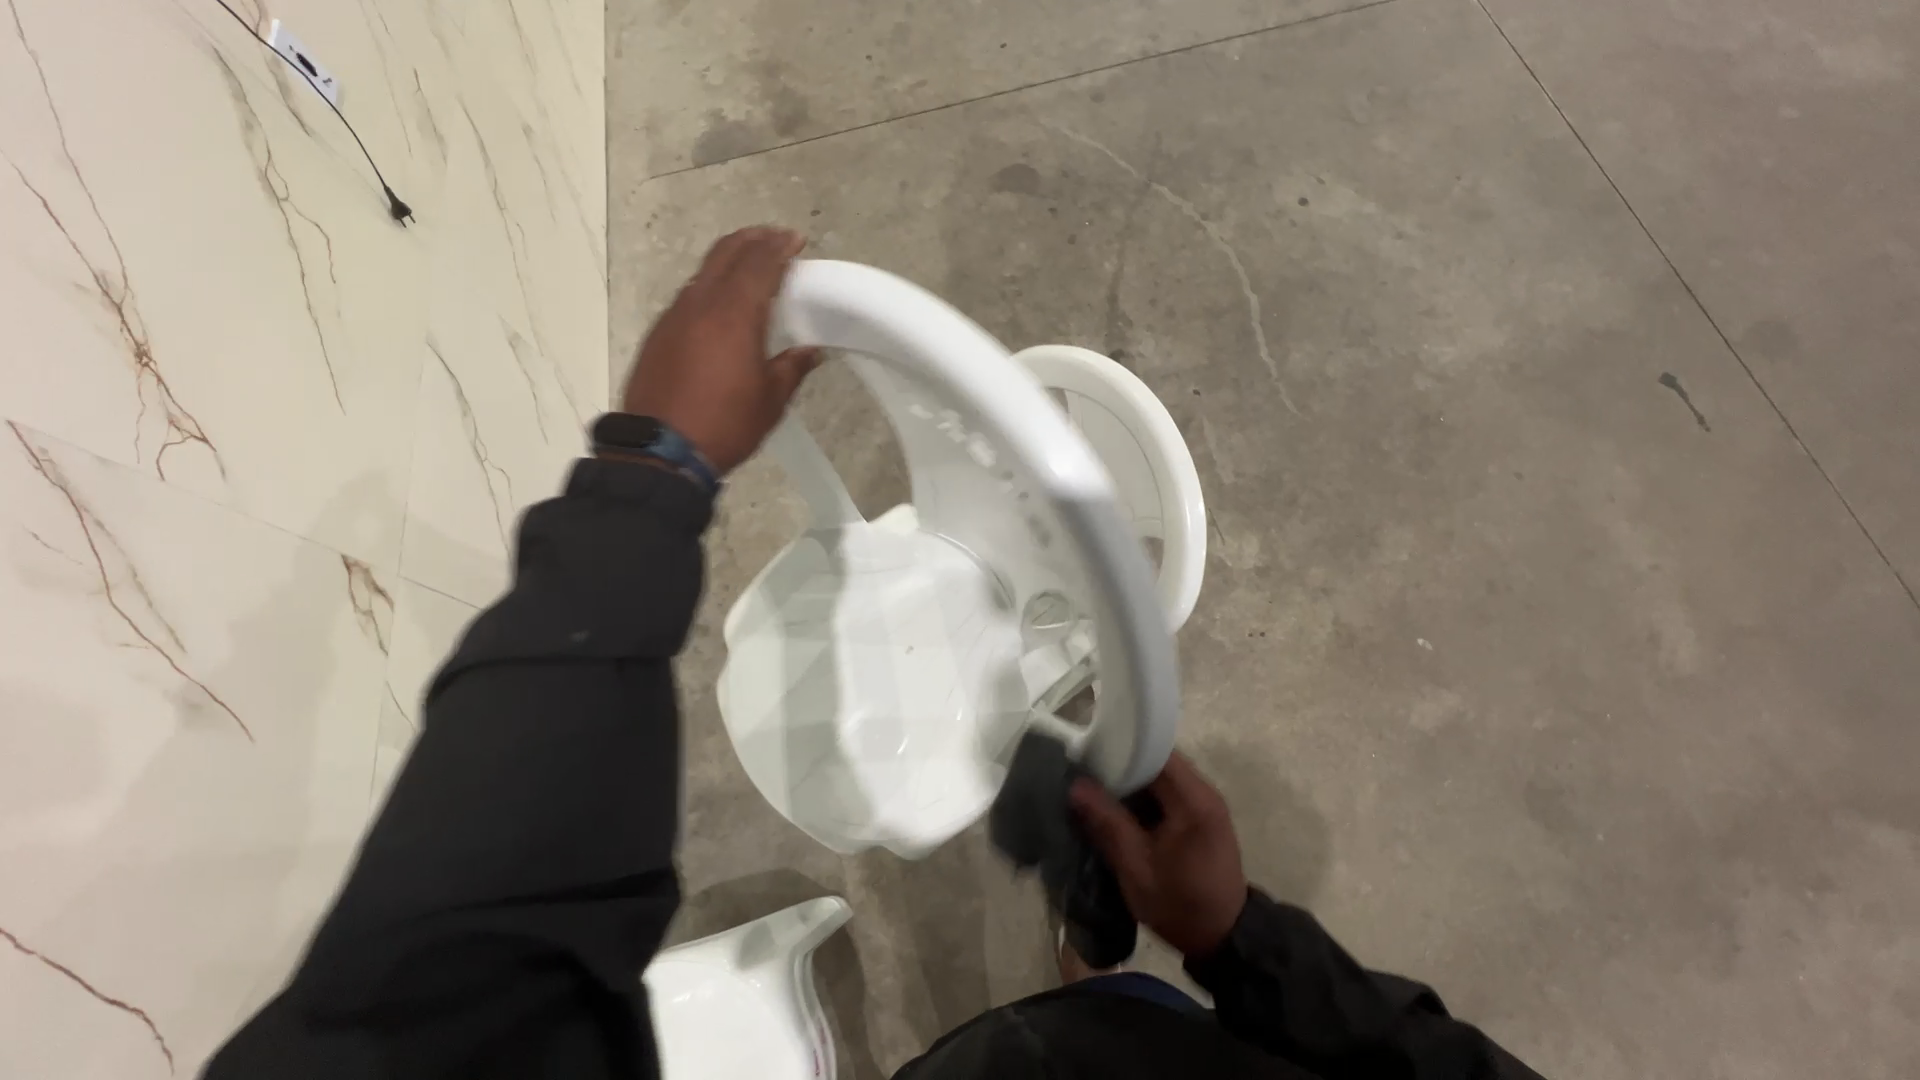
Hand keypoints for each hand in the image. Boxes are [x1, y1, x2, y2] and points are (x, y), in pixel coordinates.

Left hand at [620, 227, 822, 473]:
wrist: (660, 452)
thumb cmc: (725, 425)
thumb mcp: (770, 401)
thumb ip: (791, 368)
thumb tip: (810, 351)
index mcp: (735, 315)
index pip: (759, 264)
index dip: (779, 247)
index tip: (795, 240)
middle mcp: (701, 304)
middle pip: (726, 254)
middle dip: (752, 240)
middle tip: (773, 239)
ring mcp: (674, 317)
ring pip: (704, 273)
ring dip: (729, 262)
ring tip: (750, 269)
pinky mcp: (658, 335)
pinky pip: (689, 297)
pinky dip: (710, 287)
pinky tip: (720, 306)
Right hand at [1071, 752, 1248, 958]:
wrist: (1223, 939)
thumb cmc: (1180, 905)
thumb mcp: (1136, 867)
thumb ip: (1107, 823)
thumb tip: (1075, 786)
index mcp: (1194, 800)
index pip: (1155, 752)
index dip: (1121, 748)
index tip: (1088, 755)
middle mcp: (1204, 793)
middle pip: (1158, 762)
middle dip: (1121, 766)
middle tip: (1085, 774)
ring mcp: (1204, 805)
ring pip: (1160, 778)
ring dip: (1130, 783)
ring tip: (1095, 789)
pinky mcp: (1200, 818)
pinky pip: (1166, 795)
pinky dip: (1142, 798)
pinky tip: (1117, 809)